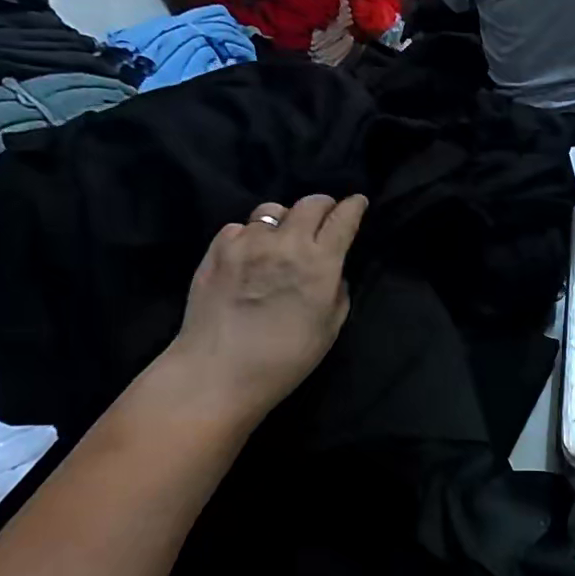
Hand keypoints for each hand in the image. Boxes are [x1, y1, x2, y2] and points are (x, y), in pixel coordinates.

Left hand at [167, 194, 366, 416]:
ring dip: (282, 221)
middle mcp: (285, 242)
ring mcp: (248, 241)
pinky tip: (246, 259)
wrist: (218, 372)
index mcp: (319, 264)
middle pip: (310, 203)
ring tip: (278, 240)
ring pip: (271, 211)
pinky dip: (248, 237)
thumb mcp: (328, 331)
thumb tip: (332, 272)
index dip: (353, 206)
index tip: (356, 203)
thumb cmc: (283, 361)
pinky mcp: (217, 247)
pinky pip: (239, 228)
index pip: (343, 218)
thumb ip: (337, 292)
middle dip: (322, 206)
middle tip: (322, 218)